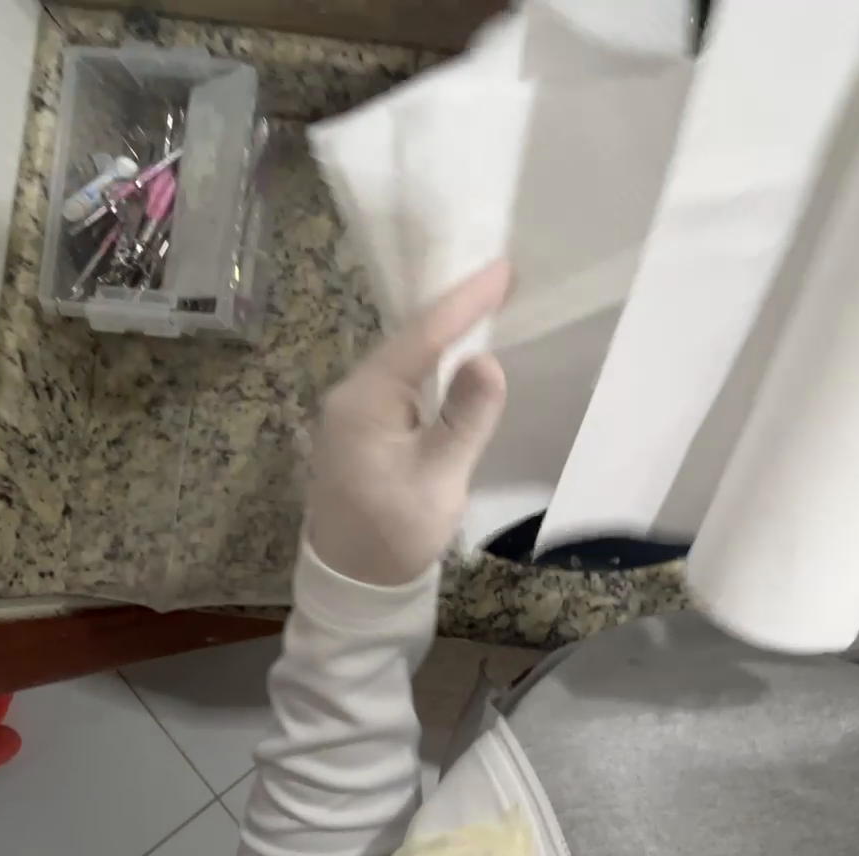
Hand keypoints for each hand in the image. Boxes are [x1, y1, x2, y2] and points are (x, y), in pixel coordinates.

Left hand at [305, 261, 512, 585]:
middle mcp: (355, 394)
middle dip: (456, 308)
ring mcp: (357, 411)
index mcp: (366, 400)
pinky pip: (405, 380)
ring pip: (407, 358)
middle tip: (503, 280)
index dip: (465, 302)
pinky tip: (458, 354)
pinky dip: (435, 362)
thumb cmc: (394, 533)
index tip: (504, 270)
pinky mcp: (367, 428)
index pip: (422, 337)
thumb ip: (464, 421)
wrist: (354, 582)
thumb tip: (489, 361)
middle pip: (410, 338)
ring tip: (488, 305)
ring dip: (447, 332)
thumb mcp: (437, 480)